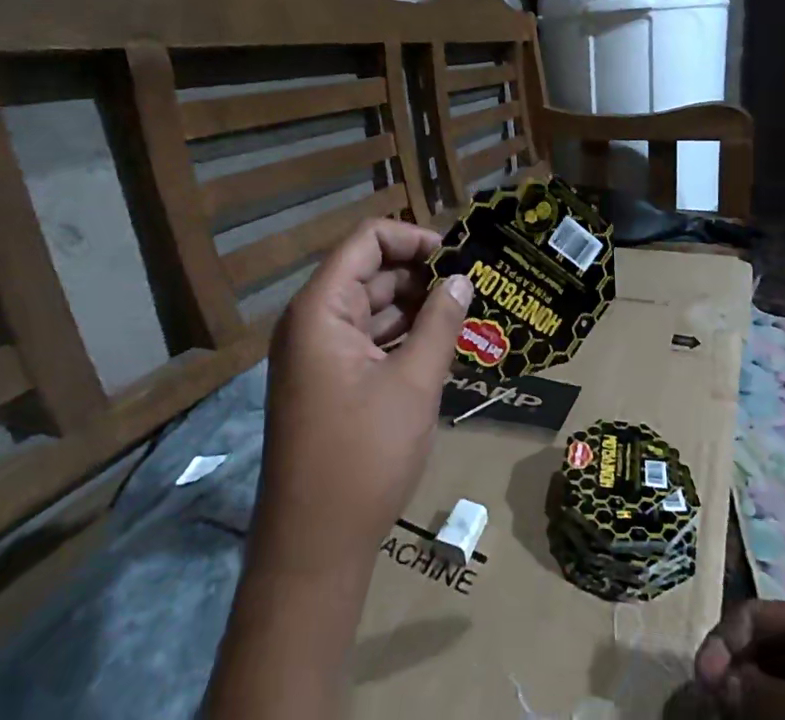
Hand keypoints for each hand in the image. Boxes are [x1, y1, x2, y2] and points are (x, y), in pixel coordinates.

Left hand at [251, 218, 472, 570]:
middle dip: (421, 276)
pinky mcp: (326, 383)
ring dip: (415, 308)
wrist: (314, 546)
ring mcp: (316, 355)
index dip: (414, 239)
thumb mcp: (414, 384)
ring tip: (466, 314)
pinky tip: (440, 346)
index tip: (459, 257)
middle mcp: (311, 323)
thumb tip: (463, 280)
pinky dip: (401, 338)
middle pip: (369, 274)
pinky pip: (366, 342)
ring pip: (370, 310)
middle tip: (474, 288)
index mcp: (320, 310)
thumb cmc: (364, 456)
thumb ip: (440, 323)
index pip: (366, 242)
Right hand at [694, 601, 784, 719]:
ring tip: (737, 719)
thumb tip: (719, 683)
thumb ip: (758, 693)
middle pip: (764, 643)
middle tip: (716, 708)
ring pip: (778, 674)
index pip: (752, 614)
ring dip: (753, 695)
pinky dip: (777, 710)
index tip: (702, 683)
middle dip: (735, 672)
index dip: (720, 643)